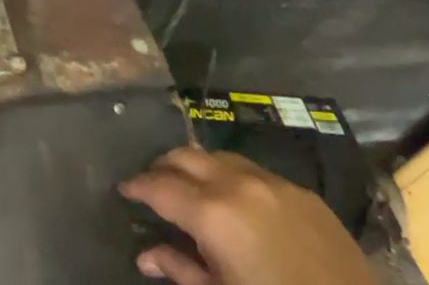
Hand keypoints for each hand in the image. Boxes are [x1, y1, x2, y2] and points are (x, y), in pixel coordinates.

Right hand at [120, 148, 373, 284]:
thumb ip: (181, 270)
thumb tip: (147, 255)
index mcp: (212, 213)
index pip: (158, 186)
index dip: (136, 186)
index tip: (124, 190)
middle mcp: (238, 184)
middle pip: (185, 157)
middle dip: (163, 168)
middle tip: (152, 185)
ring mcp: (275, 184)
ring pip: (220, 157)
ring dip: (198, 167)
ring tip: (191, 188)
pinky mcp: (304, 193)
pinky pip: (255, 172)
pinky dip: (233, 178)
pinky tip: (236, 202)